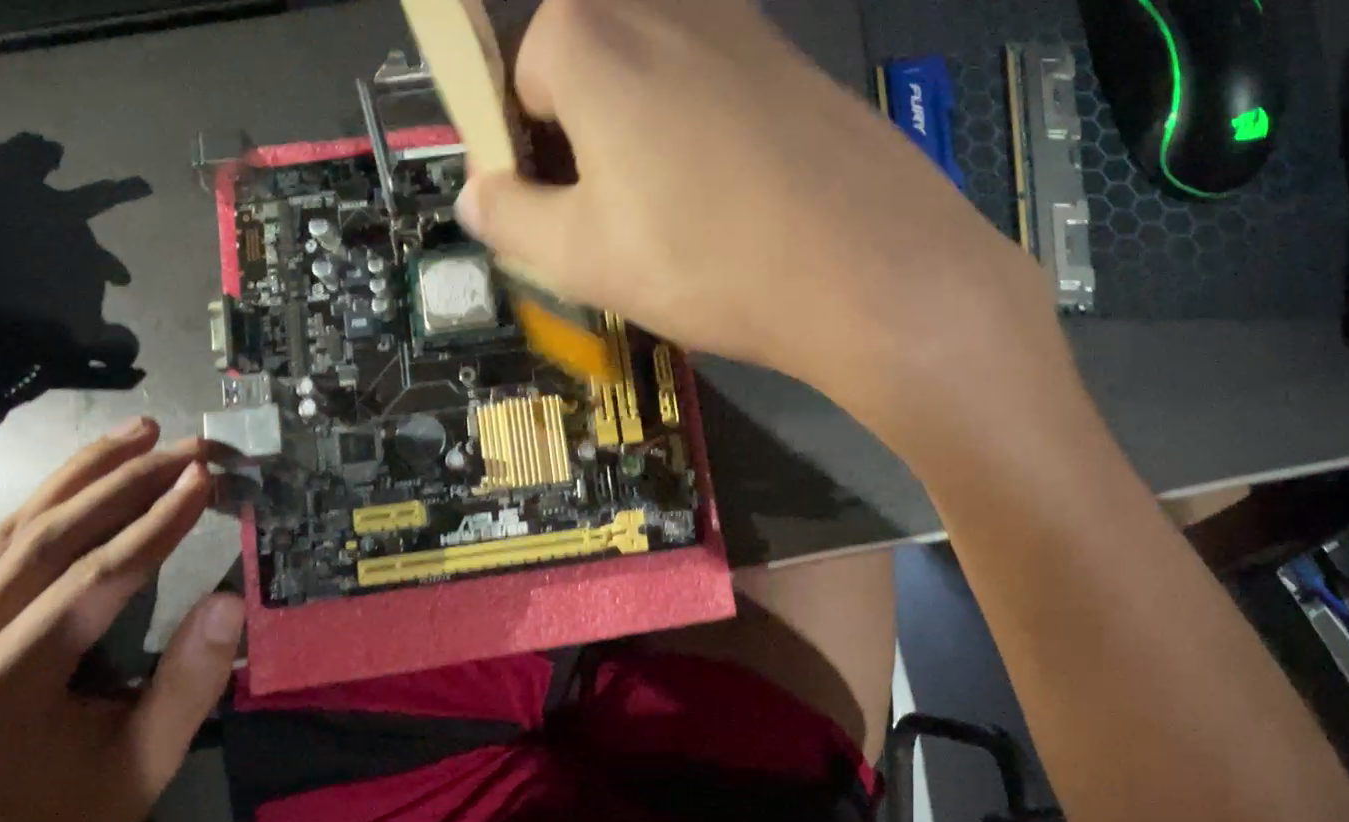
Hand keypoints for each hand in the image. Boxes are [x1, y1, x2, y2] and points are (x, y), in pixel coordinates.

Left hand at [0, 418, 243, 821]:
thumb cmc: (88, 812)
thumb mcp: (154, 755)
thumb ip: (192, 678)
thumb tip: (229, 599)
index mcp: (4, 686)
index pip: (90, 583)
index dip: (154, 526)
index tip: (206, 481)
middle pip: (41, 540)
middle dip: (122, 483)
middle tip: (188, 446)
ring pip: (13, 533)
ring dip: (82, 477)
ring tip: (140, 434)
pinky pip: (3, 553)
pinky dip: (54, 506)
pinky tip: (93, 480)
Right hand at [455, 0, 1062, 431]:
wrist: (870, 268)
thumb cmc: (706, 260)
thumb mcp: (582, 258)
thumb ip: (510, 220)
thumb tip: (479, 196)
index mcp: (586, 32)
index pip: (518, 88)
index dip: (533, 161)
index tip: (562, 221)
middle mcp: (658, 0)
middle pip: (586, 72)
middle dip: (588, 146)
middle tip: (622, 229)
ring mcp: (736, 22)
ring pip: (655, 83)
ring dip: (648, 146)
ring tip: (683, 226)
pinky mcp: (793, 59)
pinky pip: (718, 92)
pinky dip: (708, 141)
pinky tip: (738, 205)